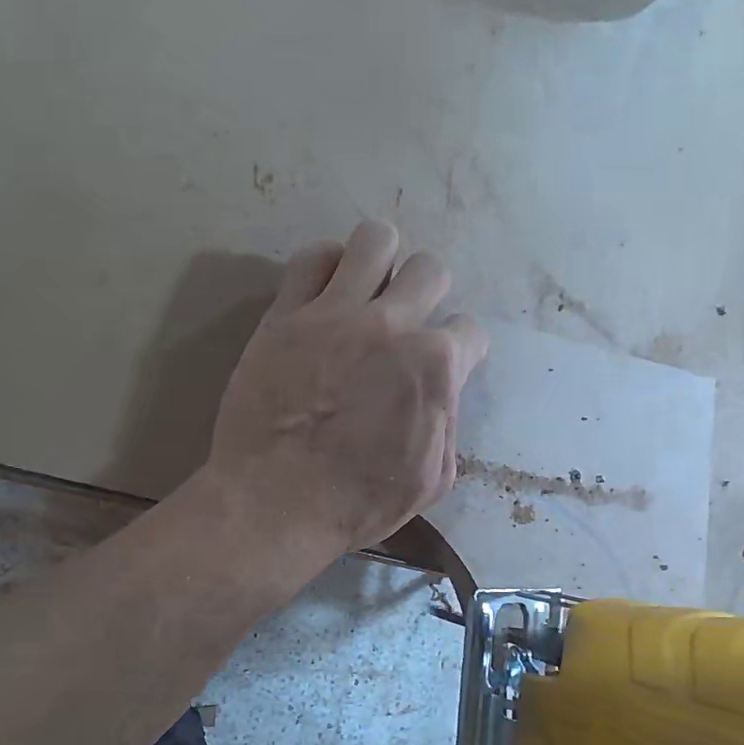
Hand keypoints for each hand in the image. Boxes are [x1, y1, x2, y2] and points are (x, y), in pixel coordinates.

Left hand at [203, 219, 487, 555]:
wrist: (274, 504)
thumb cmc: (357, 503)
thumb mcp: (432, 481)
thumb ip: (448, 426)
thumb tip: (441, 397)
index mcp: (434, 367)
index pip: (468, 330)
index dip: (461, 350)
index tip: (443, 366)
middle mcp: (391, 326)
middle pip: (430, 270)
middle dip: (428, 294)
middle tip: (407, 323)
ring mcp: (334, 314)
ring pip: (375, 240)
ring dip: (382, 260)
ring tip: (370, 289)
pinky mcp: (284, 316)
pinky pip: (311, 259)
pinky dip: (326, 267)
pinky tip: (325, 293)